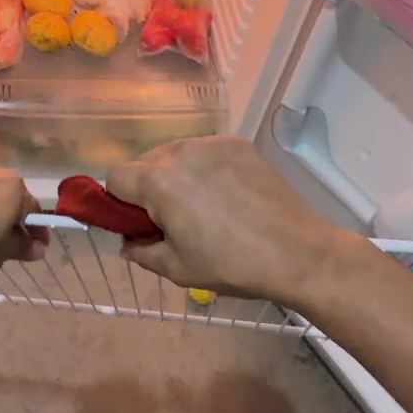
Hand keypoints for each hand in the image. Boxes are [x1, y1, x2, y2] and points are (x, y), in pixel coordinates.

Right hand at [105, 136, 358, 300]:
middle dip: (149, 187)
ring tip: (205, 205)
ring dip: (178, 175)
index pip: (115, 177)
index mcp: (157, 181)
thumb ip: (140, 252)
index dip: (120, 202)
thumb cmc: (231, 265)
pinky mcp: (237, 143)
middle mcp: (179, 152)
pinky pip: (206, 151)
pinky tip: (229, 193)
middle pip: (145, 162)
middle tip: (175, 218)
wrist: (297, 253)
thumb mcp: (177, 269)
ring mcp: (211, 143)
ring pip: (175, 154)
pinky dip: (207, 168)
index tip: (140, 222)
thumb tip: (127, 242)